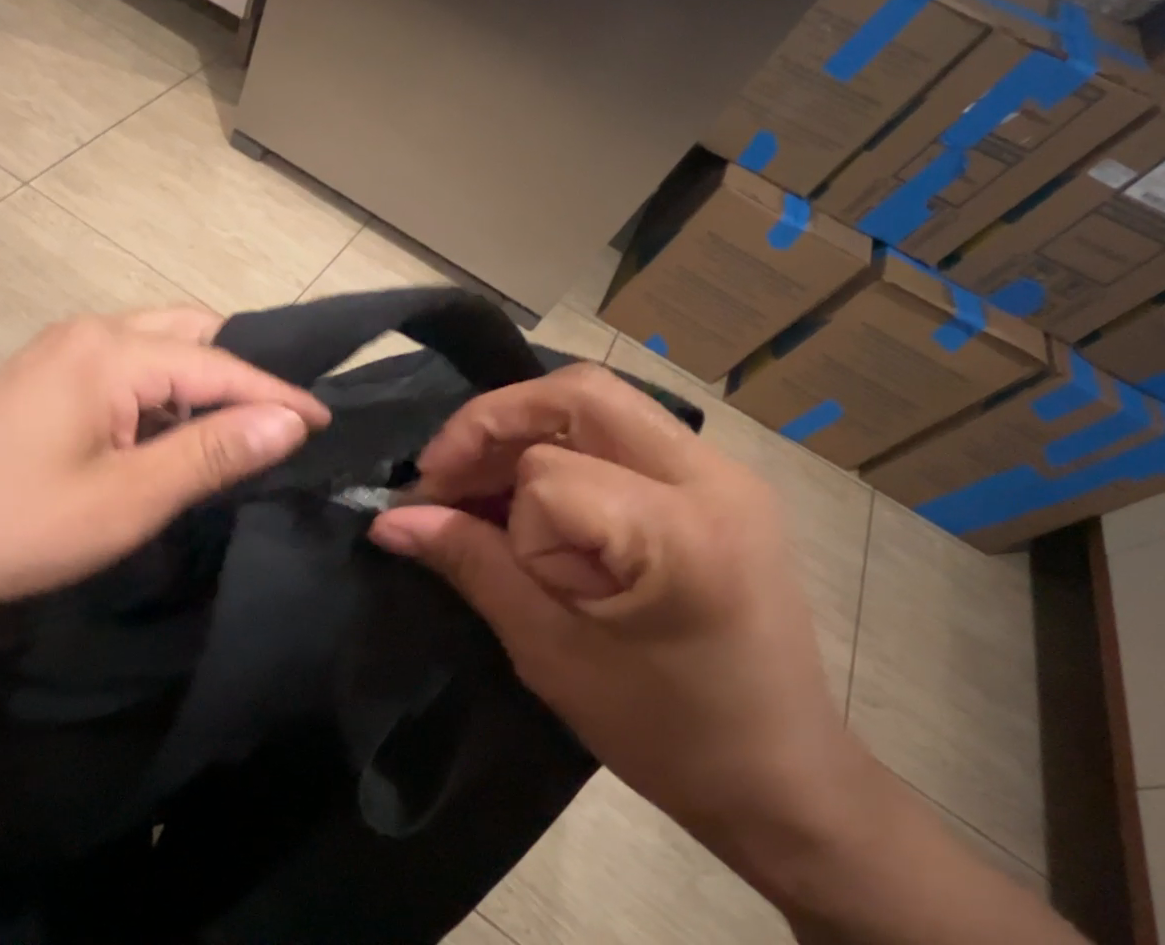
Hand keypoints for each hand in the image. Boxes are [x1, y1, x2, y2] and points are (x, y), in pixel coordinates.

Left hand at [0, 309, 329, 616]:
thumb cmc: (13, 526)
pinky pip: (121, 371)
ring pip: (154, 350)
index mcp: (110, 352)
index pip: (221, 364)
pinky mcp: (40, 380)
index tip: (327, 425)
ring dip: (198, 385)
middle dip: (240, 375)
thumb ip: (210, 452)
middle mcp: (86, 333)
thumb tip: (288, 419)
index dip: (278, 396)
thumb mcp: (125, 499)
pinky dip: (159, 396)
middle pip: (188, 335)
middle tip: (282, 424)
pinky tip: (170, 437)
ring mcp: (57, 353)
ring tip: (236, 434)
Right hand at [367, 363, 867, 882]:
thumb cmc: (663, 732)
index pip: (547, 473)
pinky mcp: (720, 486)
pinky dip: (560, 449)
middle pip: (577, 394)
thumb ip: (471, 564)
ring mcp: (724, 475)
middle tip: (442, 476)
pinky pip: (621, 434)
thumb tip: (390, 520)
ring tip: (477, 488)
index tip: (461, 548)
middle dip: (491, 424)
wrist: (780, 776)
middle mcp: (712, 477)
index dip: (494, 510)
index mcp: (678, 532)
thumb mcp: (550, 651)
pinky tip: (529, 498)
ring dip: (522, 432)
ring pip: (598, 402)